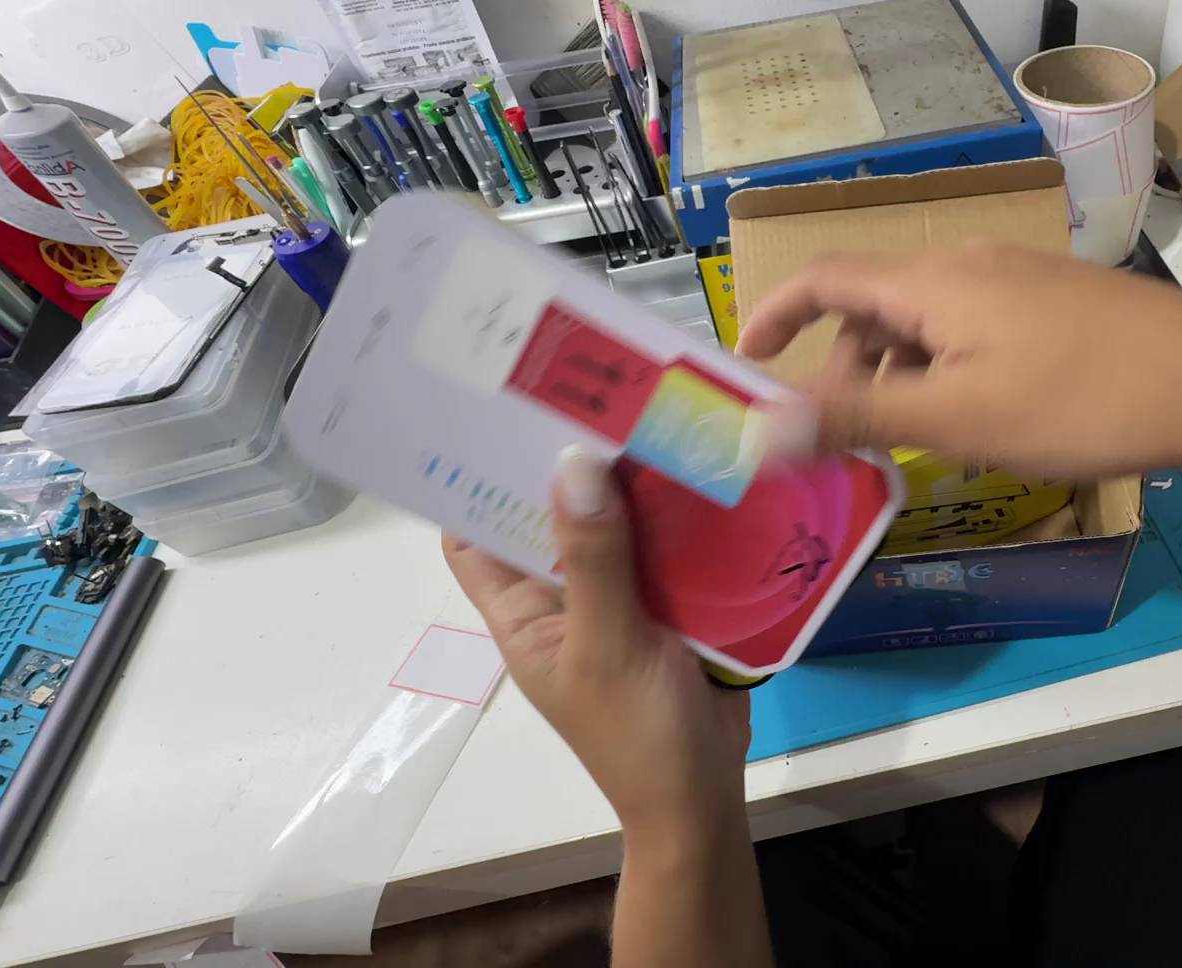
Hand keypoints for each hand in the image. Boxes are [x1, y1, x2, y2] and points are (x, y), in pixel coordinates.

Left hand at [443, 445, 751, 845]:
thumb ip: (592, 560)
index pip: (477, 537)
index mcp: (525, 613)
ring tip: (659, 415)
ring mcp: (625, 596)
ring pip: (621, 525)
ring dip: (636, 483)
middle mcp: (569, 595)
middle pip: (558, 518)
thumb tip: (572, 464)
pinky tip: (706, 471)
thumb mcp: (605, 645)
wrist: (705, 788)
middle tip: (601, 393)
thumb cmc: (636, 731)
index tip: (498, 415)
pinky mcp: (674, 598)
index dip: (475, 479)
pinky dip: (683, 512)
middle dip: (574, 465)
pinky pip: (671, 543)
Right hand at [737, 240, 1181, 478]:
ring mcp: (1016, 279)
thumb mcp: (956, 419)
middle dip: (847, 373)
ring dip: (902, 379)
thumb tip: (760, 428)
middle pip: (875, 309)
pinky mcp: (1052, 302)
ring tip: (922, 442)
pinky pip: (972, 332)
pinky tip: (979, 419)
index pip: (823, 277)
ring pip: (926, 326)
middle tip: (853, 443)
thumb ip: (855, 419)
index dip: (775, 313)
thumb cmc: (1077, 402)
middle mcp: (967, 264)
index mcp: (930, 283)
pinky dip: (948, 374)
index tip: (747, 362)